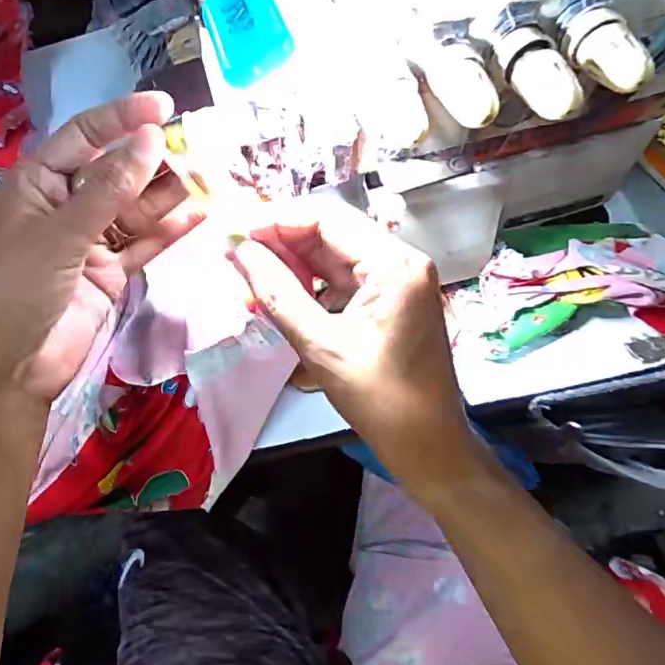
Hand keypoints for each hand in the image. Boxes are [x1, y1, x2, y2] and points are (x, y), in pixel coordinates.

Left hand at [0, 93, 199, 417]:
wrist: (2, 370)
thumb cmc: (13, 288)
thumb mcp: (59, 233)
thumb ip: (109, 189)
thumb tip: (151, 140)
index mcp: (37, 183)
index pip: (83, 136)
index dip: (122, 118)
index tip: (165, 108)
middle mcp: (63, 206)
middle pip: (115, 173)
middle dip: (154, 162)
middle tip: (200, 152)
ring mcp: (87, 243)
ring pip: (133, 210)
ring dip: (167, 196)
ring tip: (209, 181)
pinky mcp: (106, 276)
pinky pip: (141, 246)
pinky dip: (167, 233)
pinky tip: (198, 217)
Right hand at [227, 199, 482, 494]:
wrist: (428, 445)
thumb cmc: (379, 399)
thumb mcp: (320, 343)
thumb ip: (276, 291)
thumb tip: (239, 251)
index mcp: (394, 264)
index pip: (327, 218)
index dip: (277, 221)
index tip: (237, 233)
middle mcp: (400, 261)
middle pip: (330, 233)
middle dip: (281, 241)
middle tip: (236, 252)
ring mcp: (397, 281)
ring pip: (333, 255)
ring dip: (292, 262)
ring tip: (249, 271)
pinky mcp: (388, 300)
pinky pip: (342, 279)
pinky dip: (310, 283)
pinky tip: (278, 291)